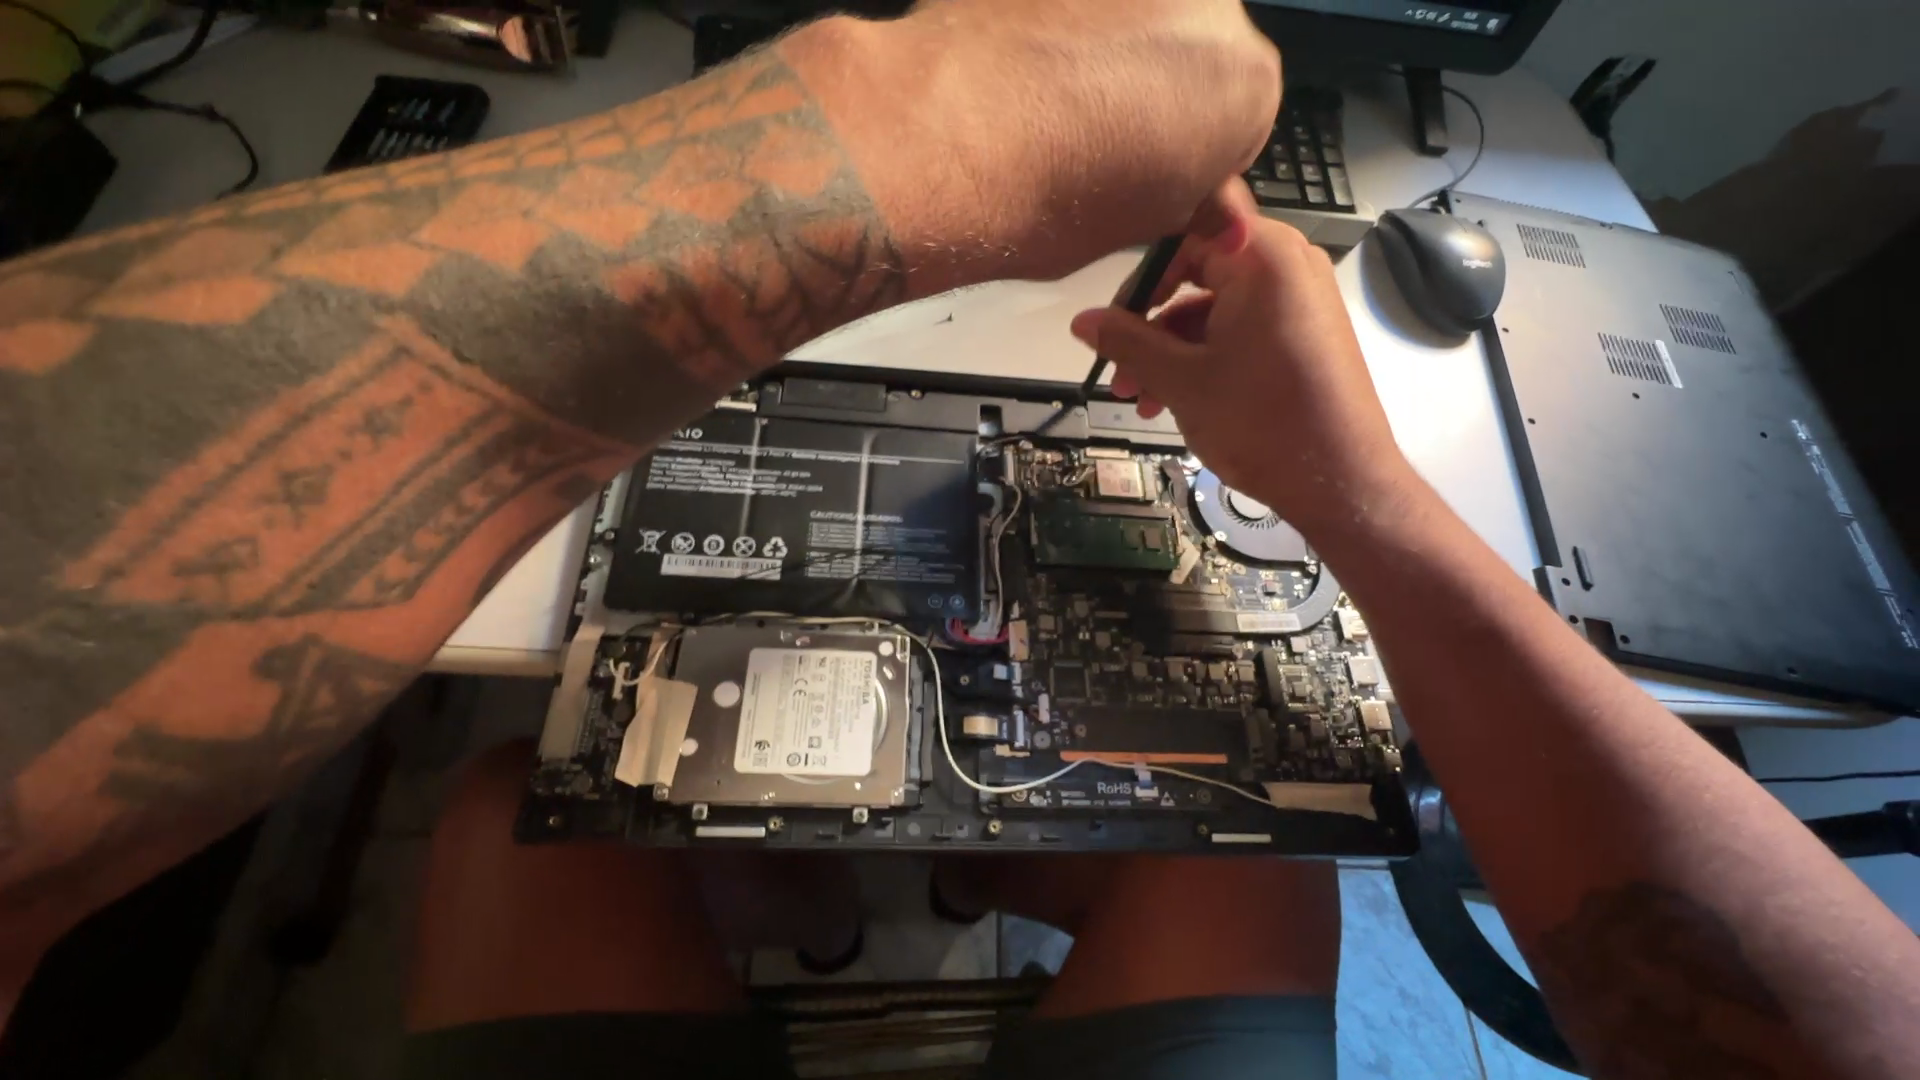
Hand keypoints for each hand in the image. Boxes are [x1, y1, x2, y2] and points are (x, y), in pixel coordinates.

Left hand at [793, 1, 1281, 283]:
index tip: (1157, 187)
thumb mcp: (1137, 227)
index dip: (1193, 165)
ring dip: (1107, 67)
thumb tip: (1200, 200)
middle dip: (1157, 104)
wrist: (953, 145)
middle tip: (1102, 155)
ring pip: (1134, 28)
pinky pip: (1073, 13)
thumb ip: (1185, 199)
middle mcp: (1204, 6)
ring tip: (1052, 122)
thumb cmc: (1046, 197)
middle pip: (1192, 62)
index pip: (1239, 128)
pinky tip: (1024, 84)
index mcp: (1247, 83)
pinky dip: (1058, 37)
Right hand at [1069, 183, 1419, 536]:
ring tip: (1143, 400)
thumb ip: (1126, 342)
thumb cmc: (1261, 422)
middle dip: (1151, 328)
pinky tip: (1177, 401)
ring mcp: (1301, 300)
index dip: (1140, 281)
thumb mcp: (1180, 379)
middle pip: (1197, 276)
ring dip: (1171, 352)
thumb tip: (1082, 321)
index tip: (1113, 323)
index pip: (1182, 237)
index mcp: (1261, 257)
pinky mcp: (1306, 334)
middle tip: (1121, 373)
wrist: (1339, 480)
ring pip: (1214, 311)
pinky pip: (1241, 330)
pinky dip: (1205, 359)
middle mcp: (1288, 265)